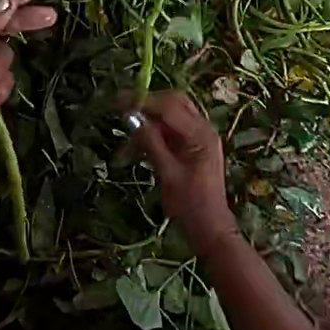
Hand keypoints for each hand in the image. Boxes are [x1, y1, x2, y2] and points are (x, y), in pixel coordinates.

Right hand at [127, 91, 236, 252]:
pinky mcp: (193, 146)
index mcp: (201, 134)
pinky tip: (138, 151)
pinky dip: (154, 135)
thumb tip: (132, 117)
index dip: (144, 102)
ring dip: (149, 124)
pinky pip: (172, 130)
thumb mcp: (167, 174)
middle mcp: (203, 129)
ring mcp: (200, 136)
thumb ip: (151, 143)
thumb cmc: (190, 205)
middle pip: (174, 102)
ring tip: (128, 146)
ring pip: (171, 116)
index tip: (119, 102)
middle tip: (123, 114)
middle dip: (148, 106)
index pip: (170, 106)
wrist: (210, 228)